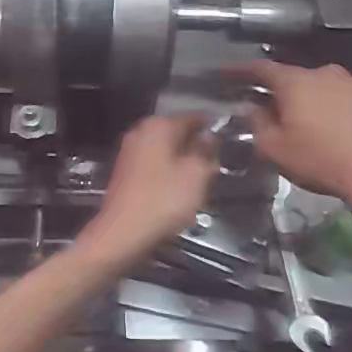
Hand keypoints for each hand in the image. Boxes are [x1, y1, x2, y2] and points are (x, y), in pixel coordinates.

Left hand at [80, 115, 218, 260]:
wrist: (122, 233)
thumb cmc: (163, 200)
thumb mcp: (196, 174)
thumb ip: (206, 150)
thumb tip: (210, 136)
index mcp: (158, 125)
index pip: (194, 118)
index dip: (213, 129)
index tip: (228, 143)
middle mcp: (141, 132)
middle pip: (178, 134)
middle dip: (197, 148)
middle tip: (215, 166)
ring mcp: (129, 152)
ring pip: (166, 152)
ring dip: (183, 163)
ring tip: (201, 182)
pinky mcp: (125, 173)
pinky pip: (155, 167)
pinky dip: (168, 175)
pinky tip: (178, 192)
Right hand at [229, 61, 351, 227]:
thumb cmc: (321, 161)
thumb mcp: (275, 150)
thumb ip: (258, 124)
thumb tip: (253, 108)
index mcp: (297, 83)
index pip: (262, 68)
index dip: (242, 71)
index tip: (229, 76)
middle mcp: (329, 74)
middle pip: (300, 79)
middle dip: (288, 93)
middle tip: (281, 114)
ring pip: (333, 88)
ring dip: (322, 102)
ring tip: (321, 128)